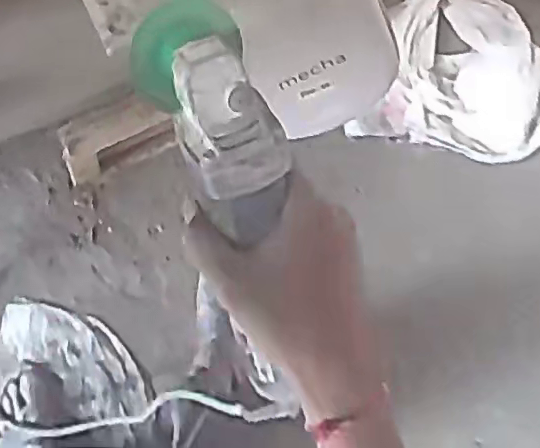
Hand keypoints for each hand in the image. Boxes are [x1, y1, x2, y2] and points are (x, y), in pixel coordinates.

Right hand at [185, 176, 401, 445]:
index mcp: (309, 205)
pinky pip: (311, 231)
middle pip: (283, 185)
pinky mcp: (349, 262)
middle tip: (221, 208)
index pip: (272, 160)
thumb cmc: (284, 319)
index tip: (217, 174)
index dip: (242, 163)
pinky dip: (287, 235)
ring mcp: (346, 238)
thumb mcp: (228, 278)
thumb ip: (201, 237)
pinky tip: (265, 259)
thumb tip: (190, 208)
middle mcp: (333, 212)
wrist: (338, 378)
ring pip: (296, 210)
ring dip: (269, 217)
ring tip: (237, 235)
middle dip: (251, 193)